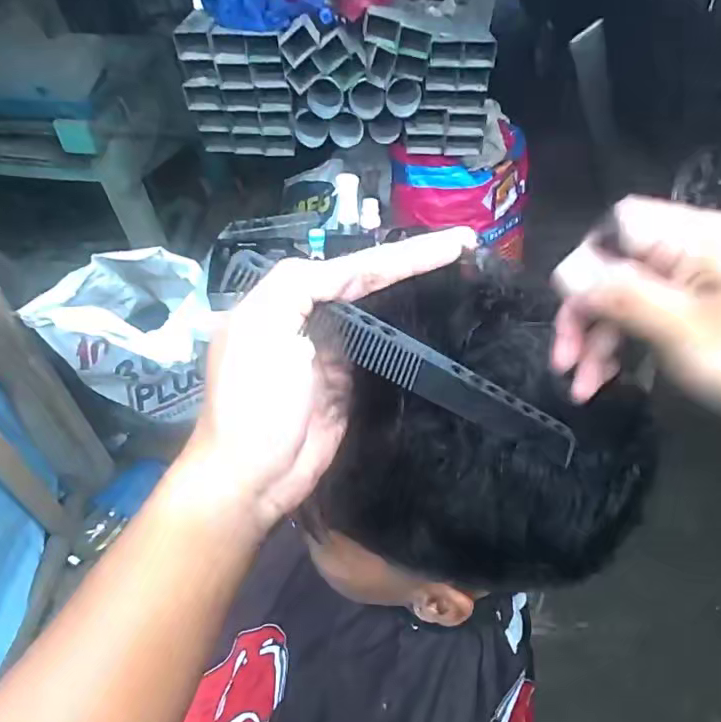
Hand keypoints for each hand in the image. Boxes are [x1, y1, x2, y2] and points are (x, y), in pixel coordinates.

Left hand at [186, 228, 475, 526]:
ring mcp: (335, 355)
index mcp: (286, 300)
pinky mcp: (351, 386)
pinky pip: (386, 354)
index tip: (455, 244)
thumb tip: (350, 276)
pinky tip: (440, 325)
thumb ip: (298, 290)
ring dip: (418, 296)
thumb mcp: (261, 332)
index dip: (405, 255)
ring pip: (382, 315)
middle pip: (371, 284)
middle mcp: (312, 321)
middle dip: (416, 265)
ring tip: (465, 277)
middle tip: (466, 250)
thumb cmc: (254, 405)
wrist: (254, 478)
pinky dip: (412, 338)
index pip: (355, 269)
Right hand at [551, 197, 720, 438]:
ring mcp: (713, 281)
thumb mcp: (684, 331)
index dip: (585, 268)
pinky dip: (638, 347)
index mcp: (697, 237)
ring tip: (587, 390)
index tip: (570, 323)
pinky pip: (664, 317)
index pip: (617, 226)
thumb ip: (622, 294)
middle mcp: (702, 248)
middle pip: (622, 266)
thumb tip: (564, 268)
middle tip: (567, 367)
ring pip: (638, 297)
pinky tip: (624, 381)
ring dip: (606, 340)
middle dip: (588, 316)